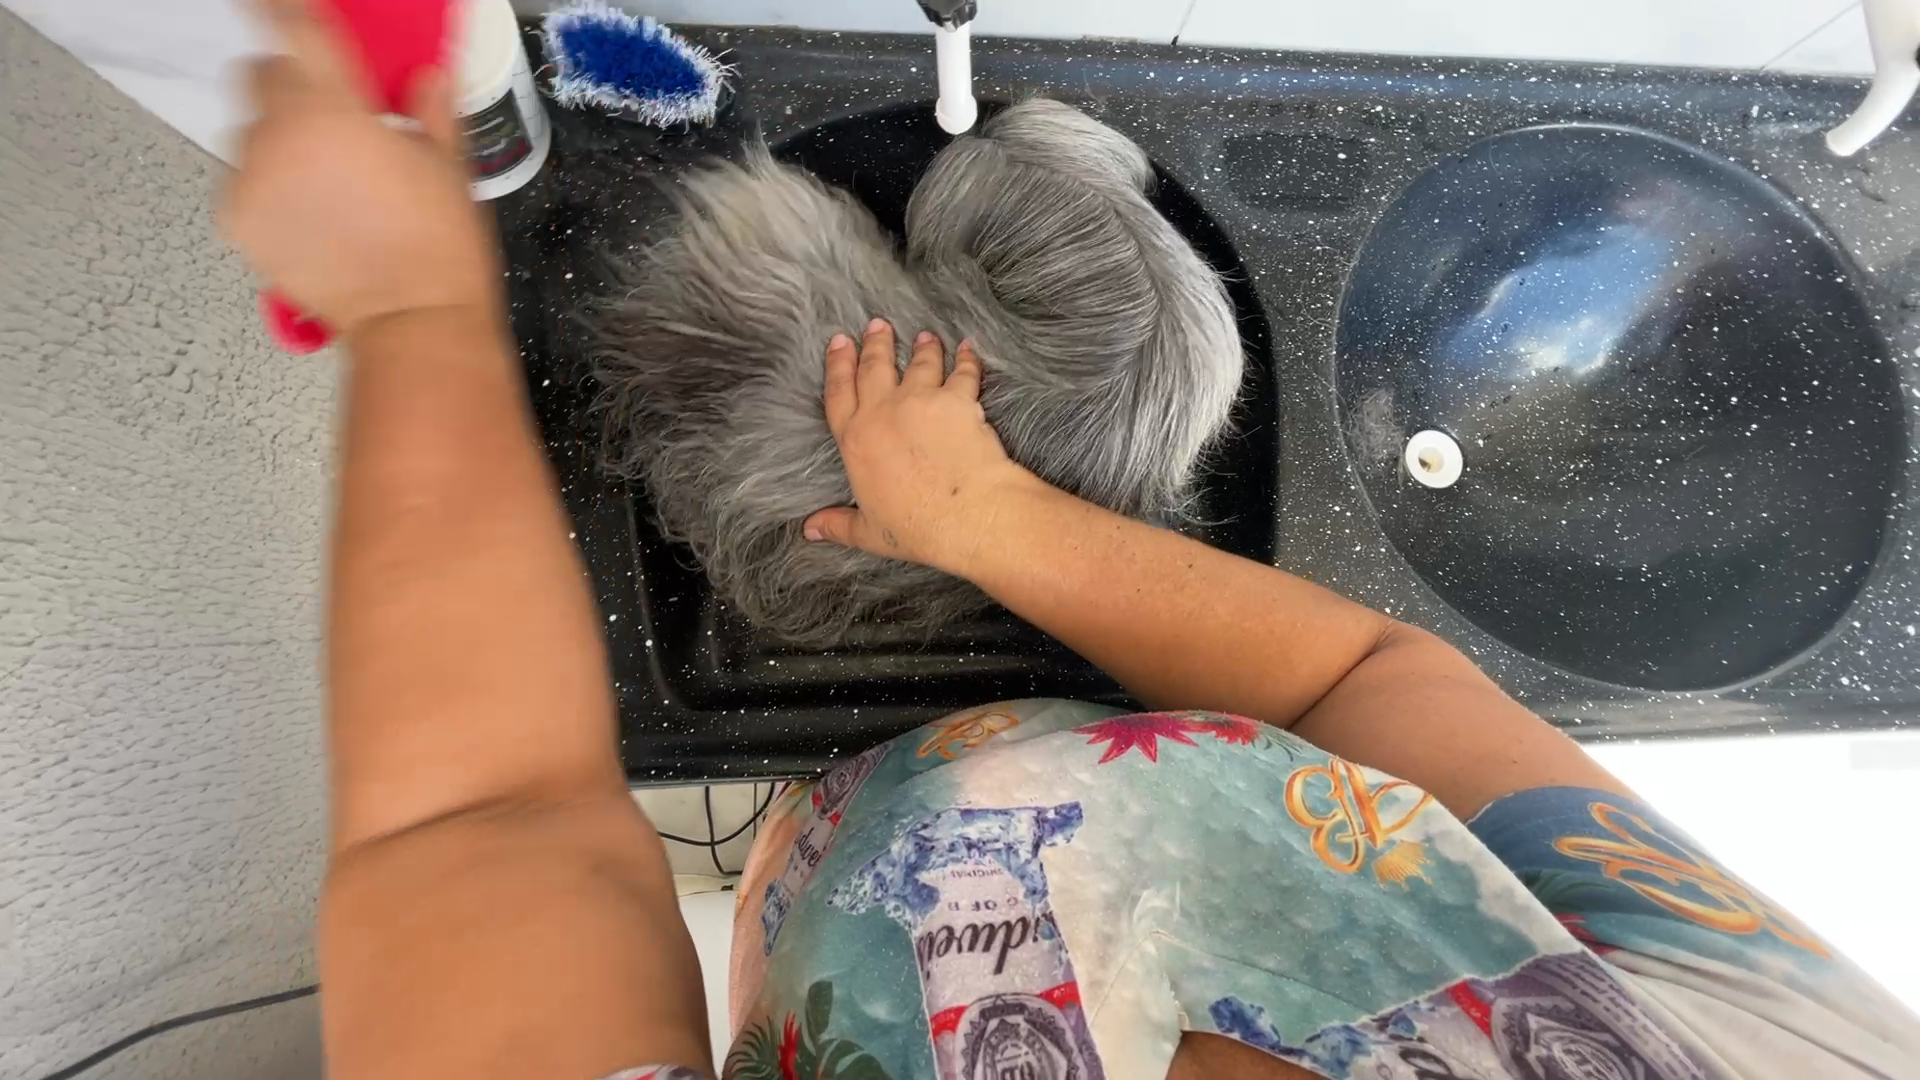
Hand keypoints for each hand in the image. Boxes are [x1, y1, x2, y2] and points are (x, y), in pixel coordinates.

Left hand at [218, 0, 501, 341]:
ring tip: (336, 193)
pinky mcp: (238, 218)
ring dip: (285, 145)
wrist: (416, 323)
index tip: (295, 8)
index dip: (292, 9)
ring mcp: (249, 176)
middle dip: (295, 90)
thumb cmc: (446, 251)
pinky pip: (247, 183)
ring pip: (252, 132)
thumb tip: (429, 75)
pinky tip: (322, 225)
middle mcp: (278, 133)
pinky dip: (277, 193)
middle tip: (339, 129)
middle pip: (260, 74)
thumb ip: (433, 115)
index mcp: (335, 112)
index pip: (292, 25)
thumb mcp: (454, 177)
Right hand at [804, 320, 1040, 575]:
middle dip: (875, 343)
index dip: (837, 366)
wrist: (966, 515)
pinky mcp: (958, 400)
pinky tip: (968, 348)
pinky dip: (966, 358)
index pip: (839, 394)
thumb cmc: (917, 528)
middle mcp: (883, 413)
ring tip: (924, 337)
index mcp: (856, 441)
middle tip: (877, 325)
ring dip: (922, 347)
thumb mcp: (869, 532)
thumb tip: (810, 530)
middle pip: (874, 368)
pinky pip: (962, 371)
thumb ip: (837, 525)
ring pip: (919, 363)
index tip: (839, 343)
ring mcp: (921, 401)